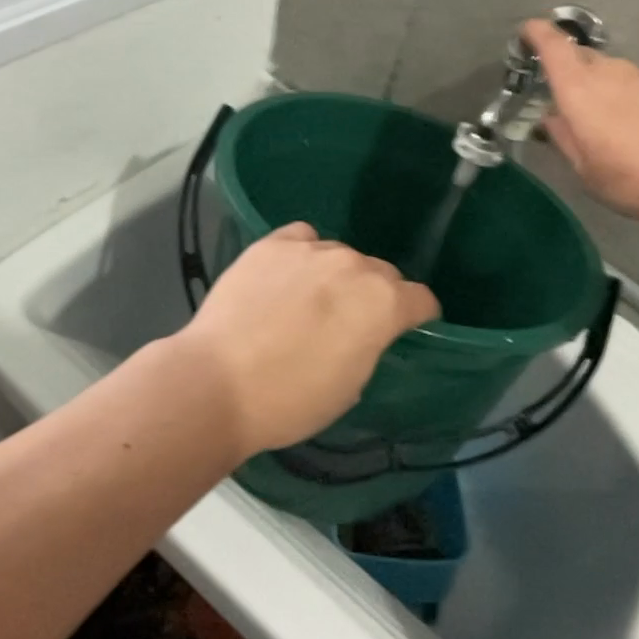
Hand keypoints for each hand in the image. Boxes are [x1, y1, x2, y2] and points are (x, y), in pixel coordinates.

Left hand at [170, 223, 437, 457]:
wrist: (218, 383)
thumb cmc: (290, 401)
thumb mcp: (351, 385)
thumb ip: (369, 345)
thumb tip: (363, 332)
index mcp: (383, 303)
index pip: (421, 299)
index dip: (416, 317)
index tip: (403, 330)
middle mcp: (354, 266)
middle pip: (381, 272)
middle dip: (374, 295)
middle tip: (349, 324)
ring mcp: (310, 250)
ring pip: (340, 255)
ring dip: (336, 275)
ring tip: (308, 302)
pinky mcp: (270, 244)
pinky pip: (302, 238)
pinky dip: (302, 253)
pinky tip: (286, 276)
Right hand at [524, 19, 638, 228]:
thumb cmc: (637, 178)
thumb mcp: (587, 172)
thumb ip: (565, 139)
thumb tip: (552, 118)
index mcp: (579, 88)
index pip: (552, 45)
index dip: (536, 33)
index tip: (527, 32)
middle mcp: (612, 72)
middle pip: (582, 57)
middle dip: (567, 69)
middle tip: (561, 97)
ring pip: (612, 73)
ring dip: (600, 88)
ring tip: (603, 123)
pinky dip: (628, 99)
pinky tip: (638, 131)